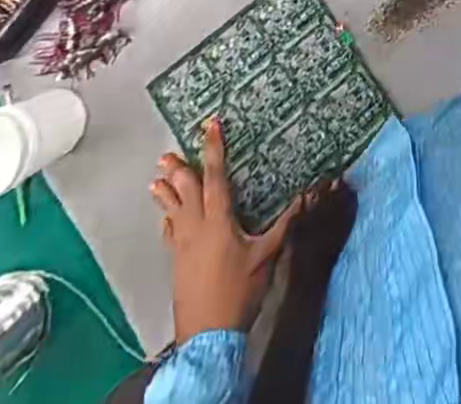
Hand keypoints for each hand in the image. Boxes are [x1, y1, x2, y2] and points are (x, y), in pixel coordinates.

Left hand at [152, 117, 300, 341]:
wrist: (207, 335)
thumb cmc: (240, 292)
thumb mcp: (266, 257)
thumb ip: (284, 225)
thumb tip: (304, 199)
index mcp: (218, 220)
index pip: (215, 176)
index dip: (214, 148)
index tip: (211, 126)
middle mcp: (195, 226)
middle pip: (184, 189)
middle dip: (178, 168)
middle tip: (168, 153)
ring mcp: (182, 244)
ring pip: (171, 209)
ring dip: (165, 191)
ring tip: (156, 178)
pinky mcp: (176, 260)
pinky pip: (169, 231)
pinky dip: (167, 218)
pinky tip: (166, 217)